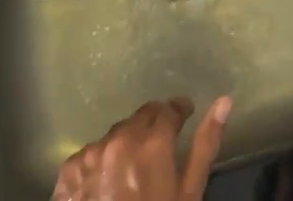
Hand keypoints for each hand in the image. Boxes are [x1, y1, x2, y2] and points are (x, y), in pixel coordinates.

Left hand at [52, 95, 232, 200]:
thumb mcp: (189, 193)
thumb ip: (206, 144)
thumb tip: (225, 101)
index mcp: (152, 143)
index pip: (168, 109)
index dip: (179, 111)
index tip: (184, 115)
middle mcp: (119, 140)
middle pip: (140, 117)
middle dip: (153, 126)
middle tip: (159, 148)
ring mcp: (90, 155)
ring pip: (115, 135)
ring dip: (126, 144)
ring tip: (131, 172)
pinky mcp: (68, 173)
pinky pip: (89, 154)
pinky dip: (100, 163)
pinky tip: (106, 186)